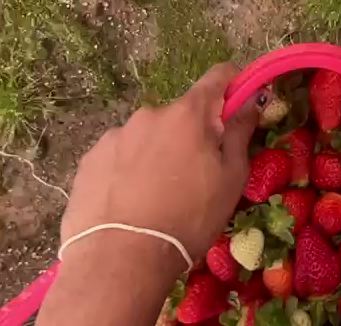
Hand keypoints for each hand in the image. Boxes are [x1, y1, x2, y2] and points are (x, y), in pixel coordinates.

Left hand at [59, 63, 263, 262]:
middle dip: (192, 132)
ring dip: (158, 150)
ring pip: (149, 134)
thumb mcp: (231, 177)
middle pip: (182, 112)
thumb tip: (251, 99)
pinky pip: (120, 154)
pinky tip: (128, 201)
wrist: (117, 265)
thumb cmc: (188, 218)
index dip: (235, 86)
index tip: (238, 110)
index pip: (220, 75)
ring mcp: (115, 136)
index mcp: (189, 113)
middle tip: (195, 171)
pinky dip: (128, 168)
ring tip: (155, 193)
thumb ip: (241, 131)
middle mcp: (151, 114)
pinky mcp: (88, 162)